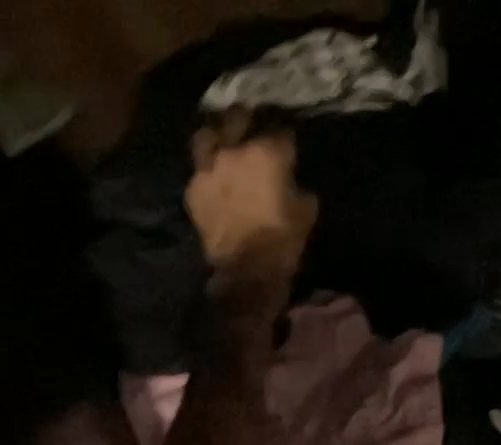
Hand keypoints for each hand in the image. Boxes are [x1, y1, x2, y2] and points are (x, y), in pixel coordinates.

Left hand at [184, 111, 317, 274]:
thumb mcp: (306, 208)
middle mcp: (235, 150)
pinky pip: (198, 171)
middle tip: (250, 126)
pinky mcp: (193, 189)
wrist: (248, 270)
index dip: (284, 135)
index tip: (286, 141)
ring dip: (215, 136)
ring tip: (221, 142)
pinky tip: (212, 179)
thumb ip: (295, 184)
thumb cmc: (284, 239)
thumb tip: (289, 179)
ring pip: (207, 135)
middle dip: (246, 120)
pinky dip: (206, 172)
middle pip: (237, 118)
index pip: (280, 129)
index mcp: (268, 151)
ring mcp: (209, 167)